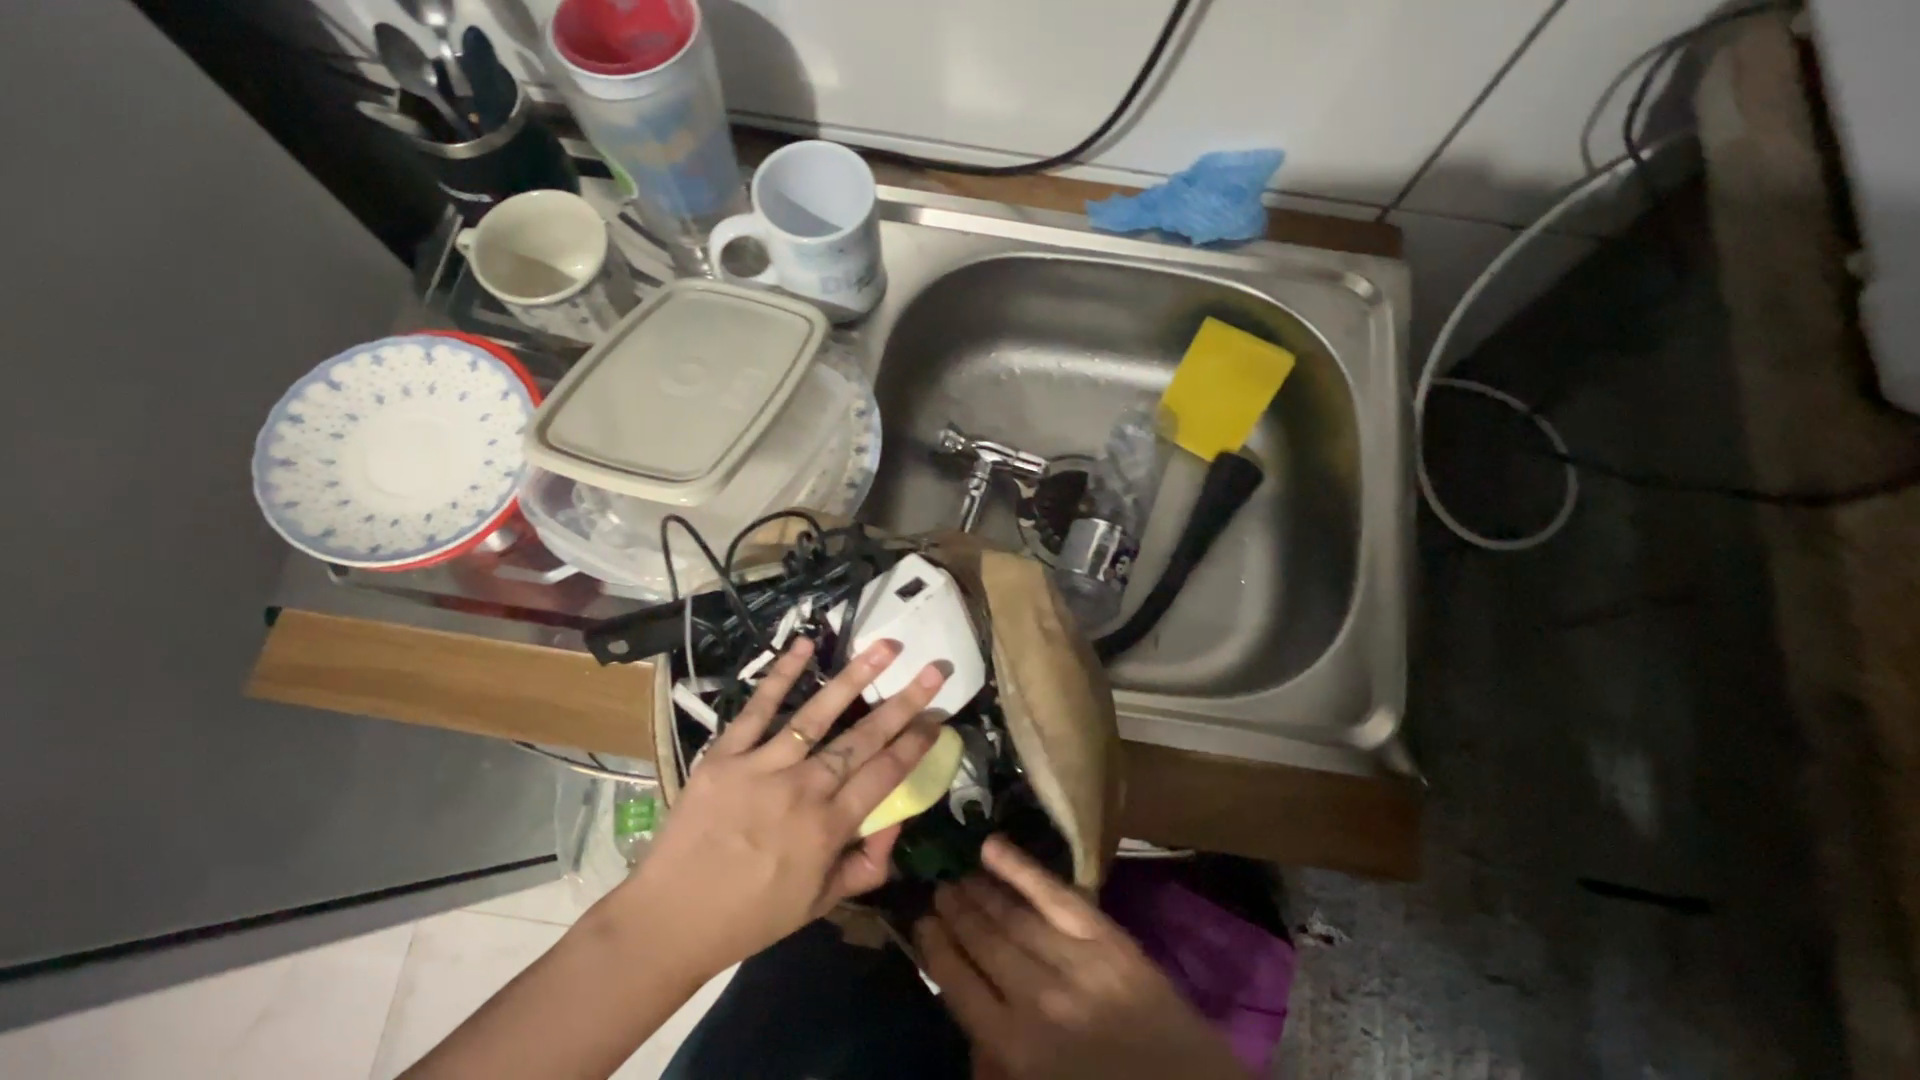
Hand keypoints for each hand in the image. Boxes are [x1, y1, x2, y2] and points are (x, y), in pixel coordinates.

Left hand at [613, 636, 946, 978]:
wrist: (671, 919)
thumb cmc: (752, 916)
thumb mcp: (820, 903)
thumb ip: (866, 866)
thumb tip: (897, 823)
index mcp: (829, 828)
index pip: (885, 774)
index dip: (916, 745)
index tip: (939, 718)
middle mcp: (803, 790)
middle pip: (863, 738)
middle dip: (904, 703)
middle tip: (935, 671)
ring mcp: (762, 767)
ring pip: (818, 715)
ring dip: (856, 677)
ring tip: (887, 647)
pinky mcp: (724, 756)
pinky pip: (758, 709)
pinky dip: (781, 675)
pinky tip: (805, 646)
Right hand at [916, 837, 1248, 1079]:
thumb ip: (997, 1064)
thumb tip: (972, 1031)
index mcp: (1014, 1047)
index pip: (957, 984)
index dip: (935, 949)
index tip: (920, 924)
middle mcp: (1035, 998)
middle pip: (982, 942)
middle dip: (955, 913)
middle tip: (938, 889)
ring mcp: (1074, 962)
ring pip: (1012, 916)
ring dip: (981, 892)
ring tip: (960, 875)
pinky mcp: (1109, 939)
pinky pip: (1057, 895)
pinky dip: (1023, 869)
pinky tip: (994, 848)